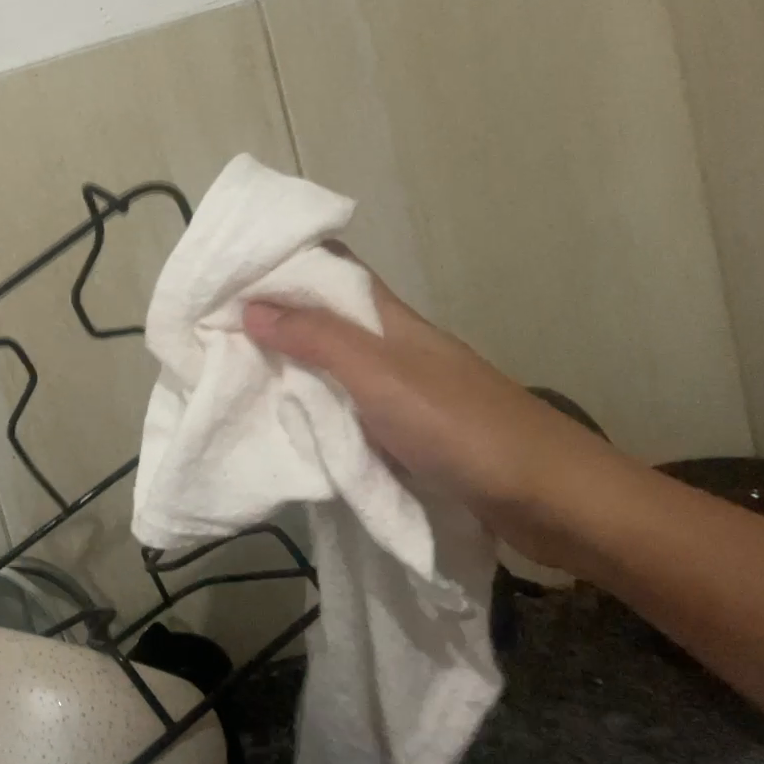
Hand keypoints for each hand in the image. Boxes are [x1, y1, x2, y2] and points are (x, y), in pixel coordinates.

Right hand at [242, 258, 626, 567]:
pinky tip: (278, 417)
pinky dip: (307, 403)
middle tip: (206, 326)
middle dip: (267, 315)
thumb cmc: (463, 427)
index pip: (328, 266)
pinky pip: (339, 403)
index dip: (280, 259)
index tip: (224, 269)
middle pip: (320, 315)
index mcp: (386, 318)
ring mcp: (397, 388)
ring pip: (326, 362)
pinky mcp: (401, 429)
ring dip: (283, 362)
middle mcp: (388, 344)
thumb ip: (315, 339)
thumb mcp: (379, 376)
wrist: (558, 503)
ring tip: (225, 368)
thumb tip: (249, 307)